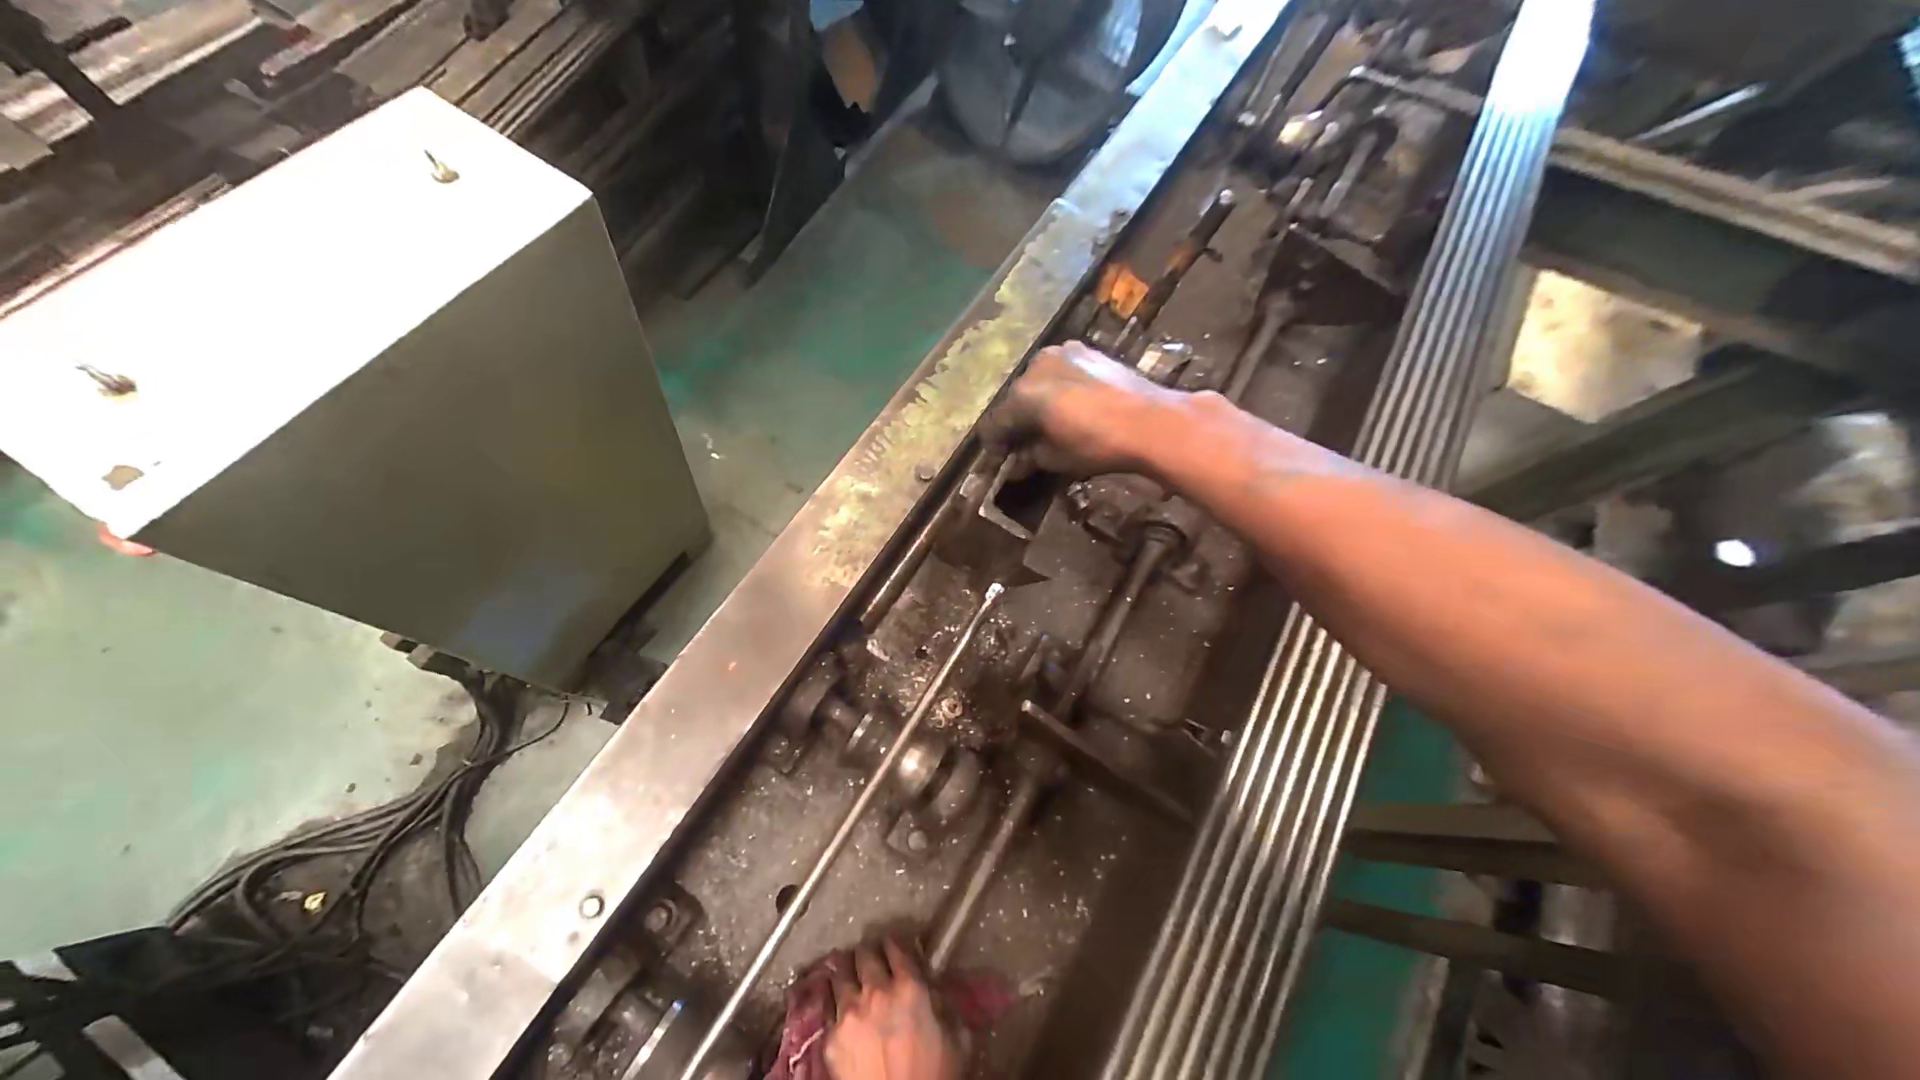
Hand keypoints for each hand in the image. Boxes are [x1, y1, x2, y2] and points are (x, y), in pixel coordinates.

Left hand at [823, 938, 960, 1079]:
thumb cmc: (936, 1076)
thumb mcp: (957, 1036)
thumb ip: (943, 1002)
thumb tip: (932, 986)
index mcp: (910, 987)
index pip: (896, 946)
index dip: (894, 942)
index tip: (894, 945)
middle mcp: (876, 991)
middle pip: (864, 953)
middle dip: (868, 952)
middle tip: (870, 958)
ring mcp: (848, 1013)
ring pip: (838, 972)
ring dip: (845, 969)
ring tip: (848, 971)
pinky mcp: (830, 1038)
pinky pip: (826, 1006)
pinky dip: (832, 999)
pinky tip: (836, 1002)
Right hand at [982, 341, 1184, 477]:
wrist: (1153, 421)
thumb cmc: (1100, 444)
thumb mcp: (1058, 458)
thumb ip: (1030, 457)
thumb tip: (1016, 464)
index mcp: (1024, 394)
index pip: (997, 422)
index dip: (996, 445)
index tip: (1001, 461)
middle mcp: (1037, 365)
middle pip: (1017, 399)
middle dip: (1018, 423)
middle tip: (1024, 446)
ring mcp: (1064, 352)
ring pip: (1038, 382)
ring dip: (1037, 404)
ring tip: (1048, 426)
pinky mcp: (1087, 351)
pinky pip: (1060, 372)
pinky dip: (1057, 390)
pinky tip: (1069, 408)